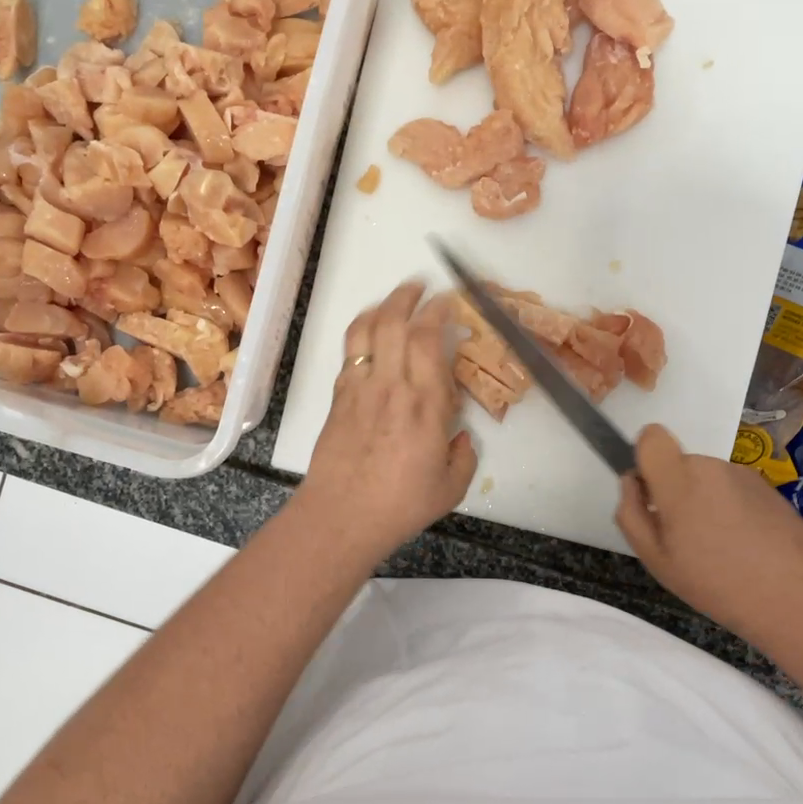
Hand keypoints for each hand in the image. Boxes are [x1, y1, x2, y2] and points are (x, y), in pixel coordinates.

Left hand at [295, 281, 476, 560]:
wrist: (342, 516)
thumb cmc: (400, 505)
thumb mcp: (450, 487)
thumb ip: (463, 457)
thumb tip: (461, 438)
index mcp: (426, 404)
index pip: (430, 339)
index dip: (439, 311)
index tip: (449, 301)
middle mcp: (392, 386)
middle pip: (396, 322)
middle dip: (411, 296)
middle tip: (424, 288)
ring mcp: (360, 388)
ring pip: (367, 330)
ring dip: (383, 305)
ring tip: (397, 297)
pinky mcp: (338, 398)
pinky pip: (349, 352)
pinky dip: (361, 330)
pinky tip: (370, 331)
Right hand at [615, 424, 802, 636]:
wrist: (794, 595)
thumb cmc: (715, 582)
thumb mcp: (656, 559)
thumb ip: (632, 514)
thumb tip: (631, 482)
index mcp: (679, 481)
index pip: (652, 437)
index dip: (644, 458)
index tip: (650, 494)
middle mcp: (711, 467)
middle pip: (678, 464)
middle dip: (674, 491)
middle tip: (684, 538)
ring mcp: (743, 474)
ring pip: (706, 479)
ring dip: (702, 502)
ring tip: (717, 548)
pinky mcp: (767, 487)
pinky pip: (731, 489)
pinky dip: (729, 509)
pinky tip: (742, 545)